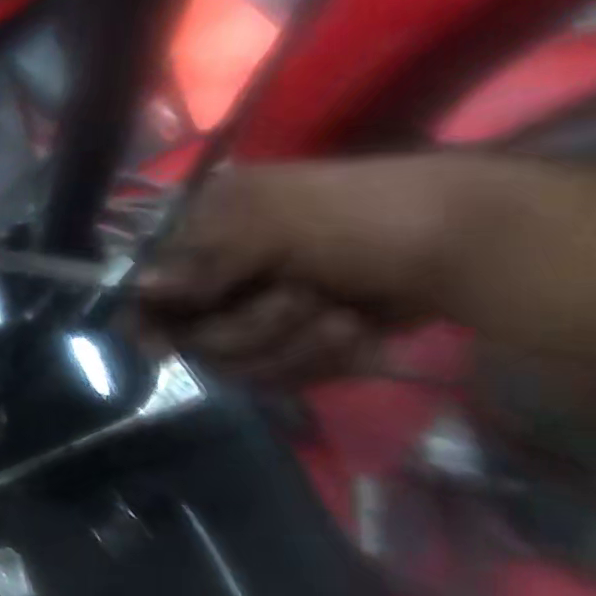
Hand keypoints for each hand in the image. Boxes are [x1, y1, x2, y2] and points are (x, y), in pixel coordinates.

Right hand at [135, 158, 465, 384]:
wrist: (458, 249)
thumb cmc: (359, 217)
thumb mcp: (275, 222)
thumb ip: (205, 257)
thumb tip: (137, 287)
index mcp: (207, 232)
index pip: (151, 286)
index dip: (150, 319)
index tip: (156, 347)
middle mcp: (224, 277)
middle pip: (195, 339)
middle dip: (252, 329)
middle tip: (299, 300)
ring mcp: (260, 315)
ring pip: (240, 365)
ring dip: (294, 345)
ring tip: (341, 316)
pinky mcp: (296, 347)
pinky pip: (281, 378)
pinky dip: (321, 361)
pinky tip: (356, 333)